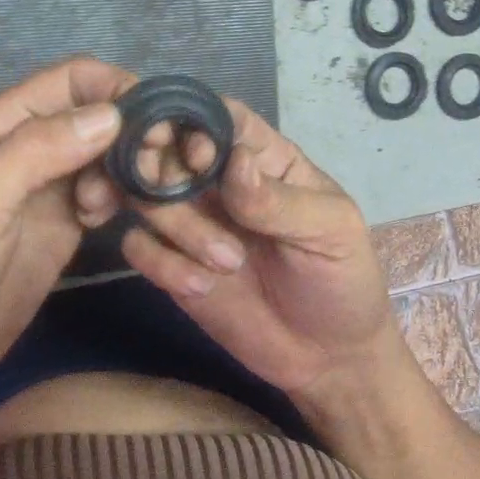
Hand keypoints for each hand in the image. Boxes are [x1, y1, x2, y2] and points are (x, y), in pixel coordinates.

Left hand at [0, 59, 137, 399]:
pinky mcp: (60, 228)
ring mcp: (45, 189)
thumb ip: (37, 152)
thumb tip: (111, 114)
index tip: (154, 123)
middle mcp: (25, 147)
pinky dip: (118, 198)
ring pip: (103, 154)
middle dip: (131, 129)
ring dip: (127, 167)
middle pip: (94, 114)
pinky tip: (109, 219)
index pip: (69, 80)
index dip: (114, 89)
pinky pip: (102, 195)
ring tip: (126, 200)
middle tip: (154, 167)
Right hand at [75, 98, 405, 398]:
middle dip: (163, 172)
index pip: (218, 118)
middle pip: (166, 151)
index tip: (197, 156)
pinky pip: (137, 246)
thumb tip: (234, 160)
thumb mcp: (330, 233)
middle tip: (177, 199)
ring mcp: (190, 223)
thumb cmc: (342, 282)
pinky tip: (200, 288)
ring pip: (145, 196)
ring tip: (224, 264)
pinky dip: (160, 263)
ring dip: (175, 226)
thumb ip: (279, 199)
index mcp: (263, 160)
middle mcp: (217, 183)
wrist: (328, 360)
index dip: (196, 124)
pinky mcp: (171, 265)